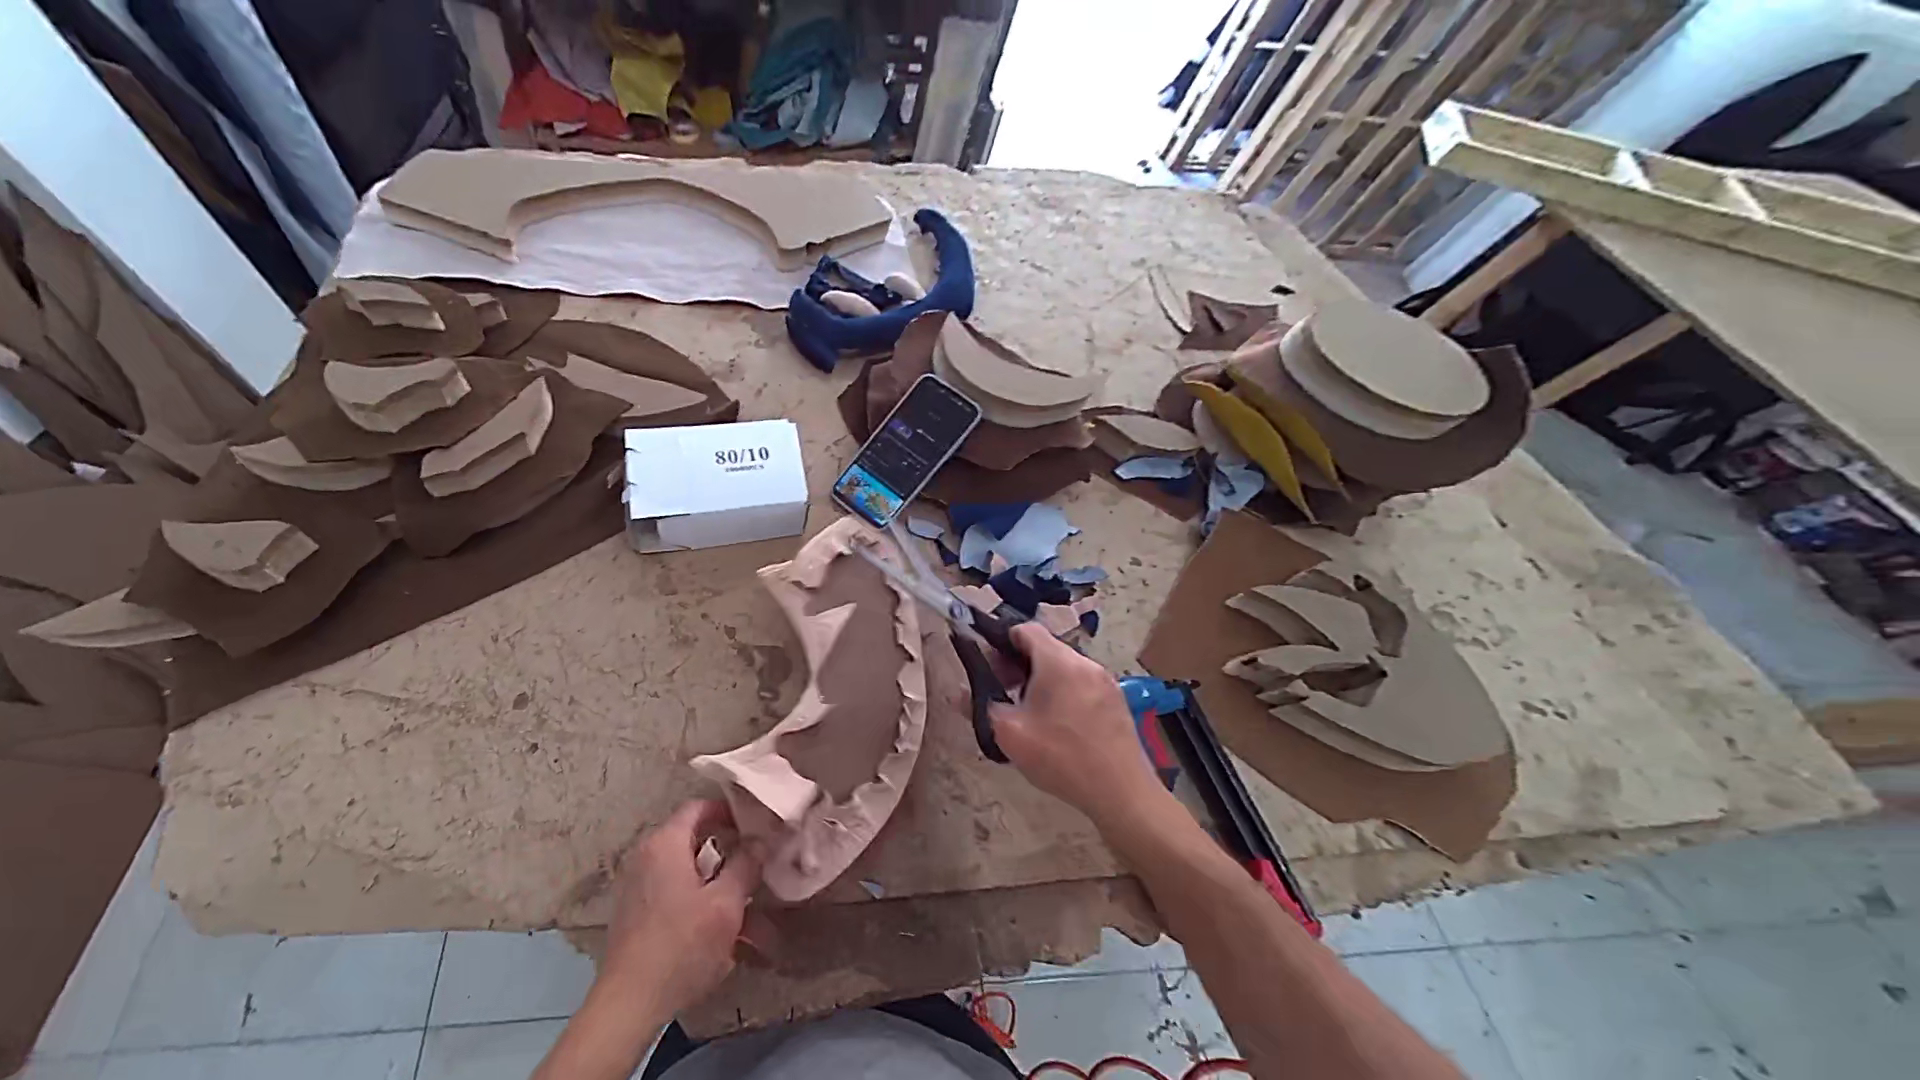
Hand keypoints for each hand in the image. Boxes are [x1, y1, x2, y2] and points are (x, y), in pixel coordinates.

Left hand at [601, 799, 763, 1015]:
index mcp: (664, 844)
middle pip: (695, 839)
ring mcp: (638, 886)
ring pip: (688, 869)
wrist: (629, 1006)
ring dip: (718, 880)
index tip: (757, 824)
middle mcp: (646, 857)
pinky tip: (723, 926)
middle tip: (757, 862)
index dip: (730, 810)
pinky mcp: (637, 913)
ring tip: (747, 902)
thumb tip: (759, 841)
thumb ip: (746, 864)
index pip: (699, 806)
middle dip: (729, 850)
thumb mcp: (726, 903)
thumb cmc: (682, 946)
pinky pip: (675, 891)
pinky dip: (700, 898)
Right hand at [988, 624, 1165, 825]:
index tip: (988, 666)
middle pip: (1045, 648)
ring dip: (1041, 679)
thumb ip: (981, 707)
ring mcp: (1105, 681)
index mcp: (1058, 662)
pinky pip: (1082, 684)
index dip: (1002, 641)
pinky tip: (1056, 725)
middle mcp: (1084, 662)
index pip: (1026, 630)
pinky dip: (1064, 692)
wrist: (1121, 791)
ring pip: (1064, 667)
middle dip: (1019, 663)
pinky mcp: (1117, 700)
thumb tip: (958, 694)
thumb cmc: (1061, 758)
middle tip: (1002, 691)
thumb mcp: (1010, 735)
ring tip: (1027, 711)